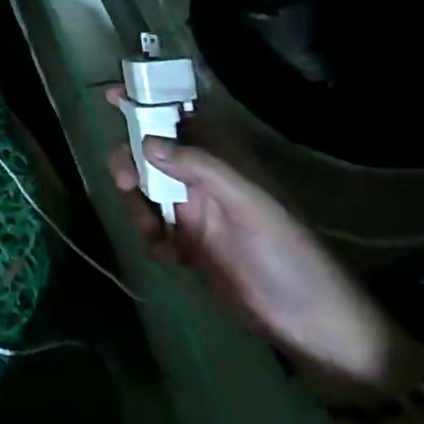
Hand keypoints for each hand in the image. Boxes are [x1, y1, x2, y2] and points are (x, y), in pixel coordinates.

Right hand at [106, 87, 423, 402]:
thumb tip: (145, 140)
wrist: (313, 325)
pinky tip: (169, 255)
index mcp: (220, 159)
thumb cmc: (287, 253)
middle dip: (128, 163)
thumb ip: (199, 167)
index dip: (145, 103)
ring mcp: (191, 211)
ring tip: (153, 233)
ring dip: (136, 206)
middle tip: (126, 183)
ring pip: (142, 190)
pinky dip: (150, 237)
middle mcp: (200, 178)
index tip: (110, 97)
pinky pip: (150, 227)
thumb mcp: (247, 203)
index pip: (177, 117)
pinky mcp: (186, 244)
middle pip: (146, 154)